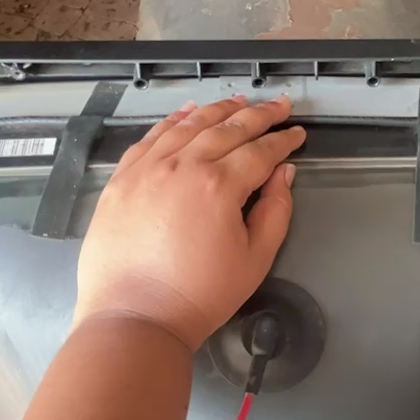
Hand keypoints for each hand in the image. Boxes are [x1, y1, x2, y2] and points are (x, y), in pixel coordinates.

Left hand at [73, 96, 304, 351]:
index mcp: (219, 185)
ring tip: (239, 102)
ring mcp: (147, 168)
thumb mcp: (255, 259)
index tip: (297, 134)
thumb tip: (283, 173)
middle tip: (279, 106)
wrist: (135, 317)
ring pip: (188, 125)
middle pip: (227, 128)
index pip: (260, 151)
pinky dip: (173, 120)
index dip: (283, 141)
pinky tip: (187, 113)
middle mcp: (182, 165)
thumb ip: (275, 211)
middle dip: (258, 115)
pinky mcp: (122, 179)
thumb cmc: (201, 294)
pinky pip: (151, 137)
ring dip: (218, 110)